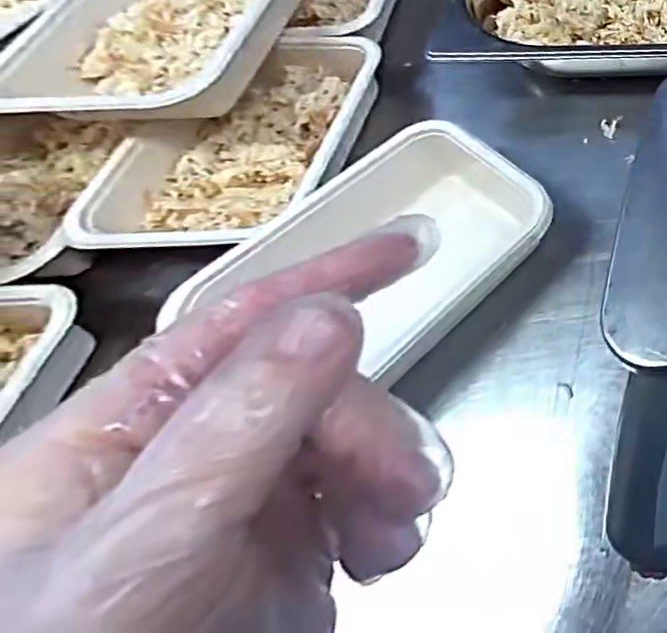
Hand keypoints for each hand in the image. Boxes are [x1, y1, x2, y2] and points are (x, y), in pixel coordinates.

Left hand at [0, 217, 450, 632]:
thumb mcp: (151, 543)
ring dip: (398, 475)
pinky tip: (388, 550)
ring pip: (364, 434)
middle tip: (404, 486)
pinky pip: (377, 489)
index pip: (239, 322)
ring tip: (396, 531)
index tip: (415, 243)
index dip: (330, 274)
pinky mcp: (300, 540)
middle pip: (325, 388)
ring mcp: (250, 501)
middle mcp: (191, 457)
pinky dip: (399, 513)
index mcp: (122, 438)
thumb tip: (332, 312)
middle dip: (376, 431)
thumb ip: (240, 421)